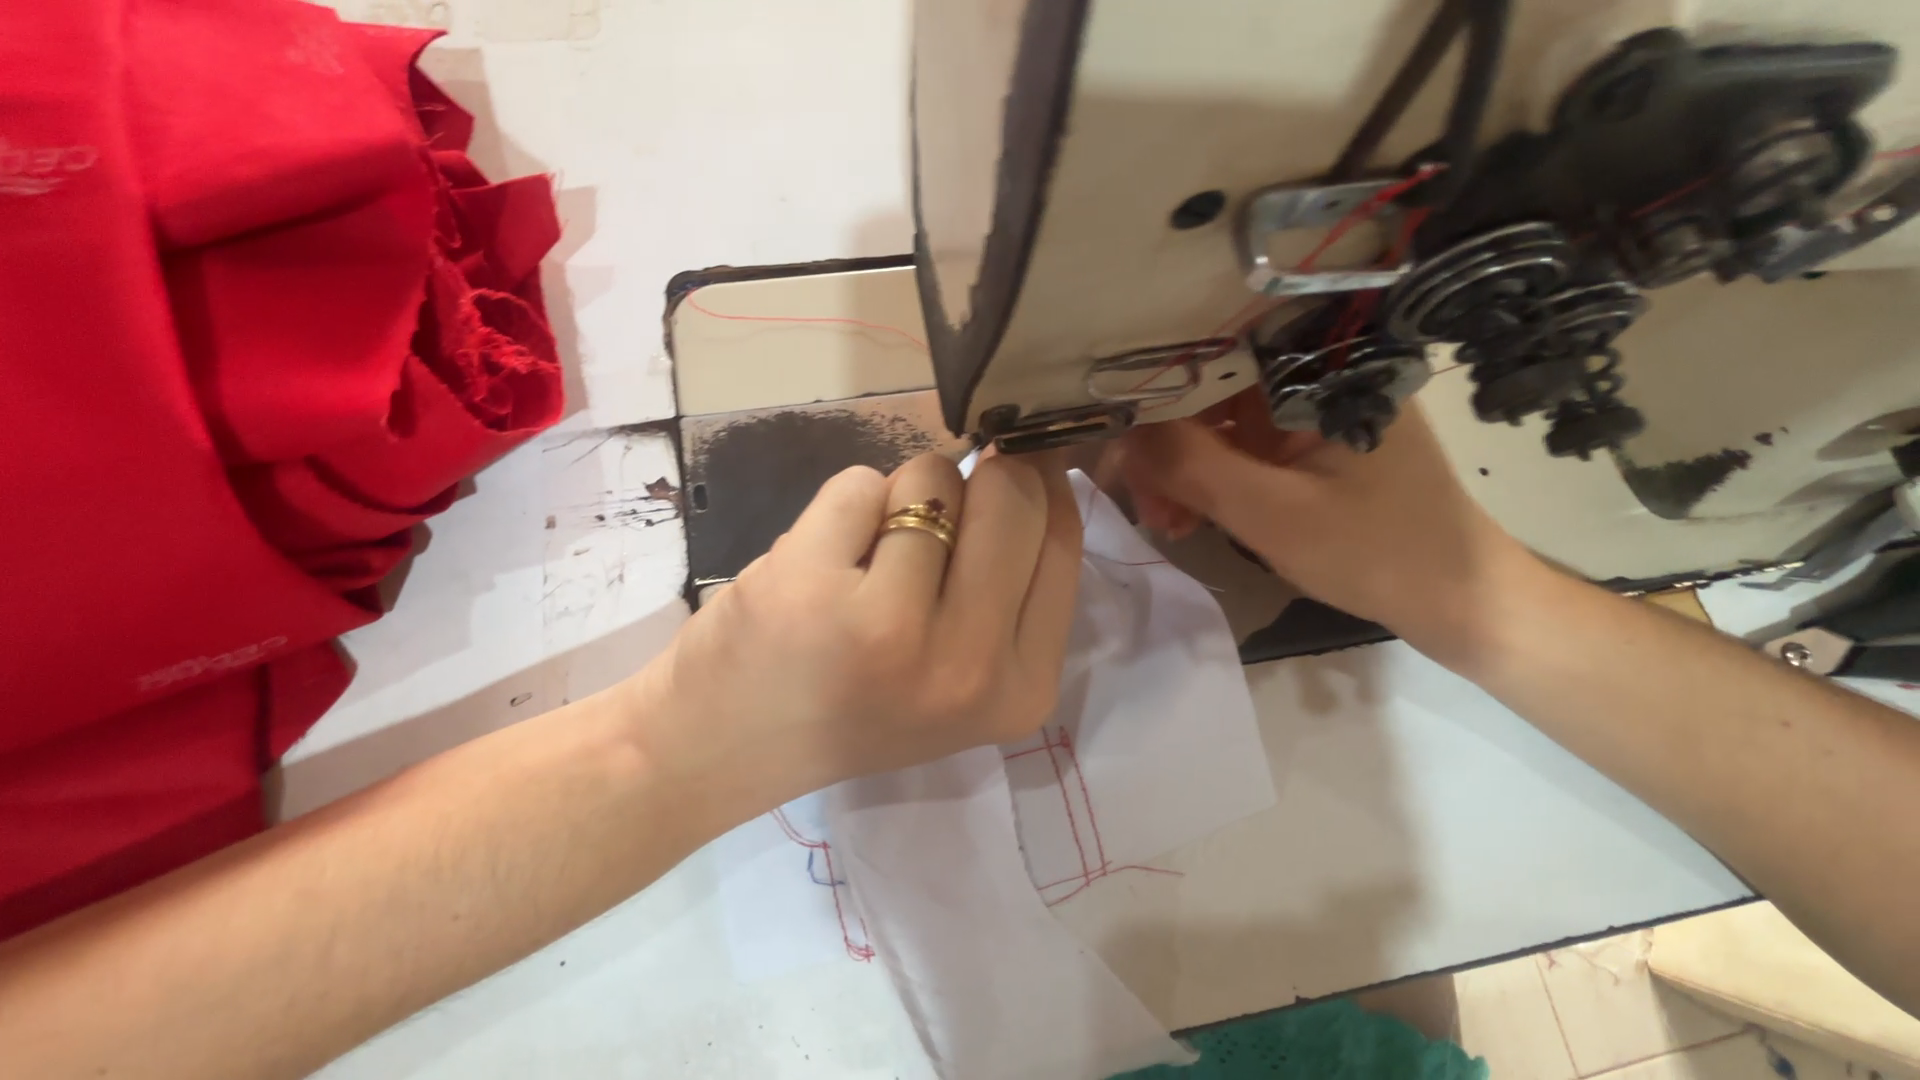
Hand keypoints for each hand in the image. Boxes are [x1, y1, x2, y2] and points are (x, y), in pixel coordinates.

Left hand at [630, 451, 1083, 818]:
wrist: (721, 749)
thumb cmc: (850, 701)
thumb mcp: (961, 672)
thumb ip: (1009, 583)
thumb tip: (1033, 457)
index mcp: (1021, 687)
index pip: (1062, 534)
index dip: (1036, 483)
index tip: (1001, 475)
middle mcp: (970, 666)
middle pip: (1011, 494)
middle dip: (968, 483)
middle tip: (918, 529)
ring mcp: (891, 628)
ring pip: (933, 476)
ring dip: (895, 500)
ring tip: (858, 567)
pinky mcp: (813, 587)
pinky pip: (860, 481)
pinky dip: (839, 507)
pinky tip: (815, 566)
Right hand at [1112, 388, 1534, 668]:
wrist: (1459, 601)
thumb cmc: (1377, 553)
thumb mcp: (1273, 514)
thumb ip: (1194, 466)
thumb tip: (1121, 430)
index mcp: (1326, 364)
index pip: (1218, 350)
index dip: (1157, 386)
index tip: (1115, 435)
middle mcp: (1319, 370)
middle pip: (1212, 388)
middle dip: (1165, 445)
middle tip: (1138, 499)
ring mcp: (1314, 409)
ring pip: (1220, 421)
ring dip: (1182, 469)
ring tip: (1162, 522)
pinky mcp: (1311, 443)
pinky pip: (1242, 448)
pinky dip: (1210, 481)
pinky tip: (1188, 519)